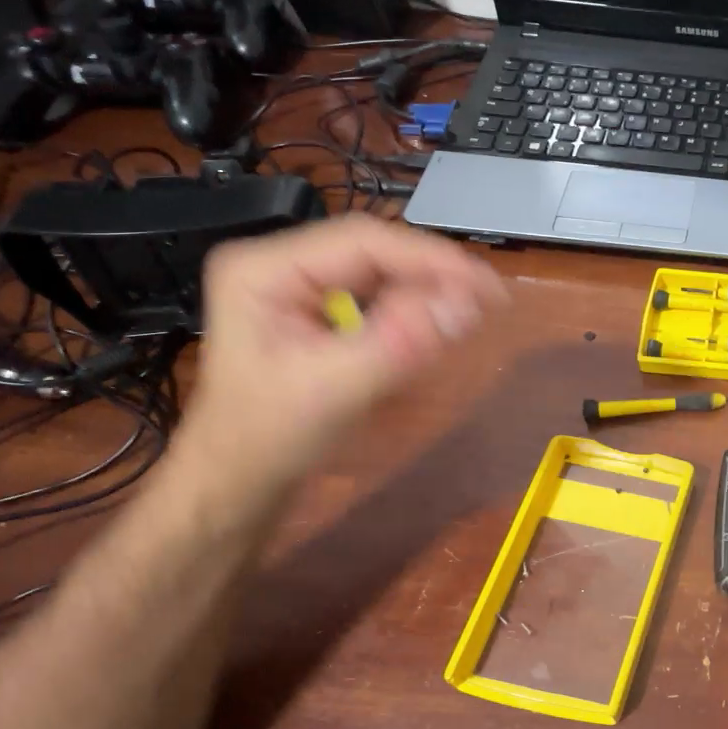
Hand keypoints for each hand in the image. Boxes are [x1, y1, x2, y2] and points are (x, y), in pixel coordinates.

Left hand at [177, 215, 506, 493]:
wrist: (237, 485)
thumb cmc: (268, 440)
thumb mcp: (334, 389)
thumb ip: (399, 343)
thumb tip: (466, 305)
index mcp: (264, 269)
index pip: (364, 242)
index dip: (431, 259)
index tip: (486, 287)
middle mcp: (281, 266)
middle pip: (375, 252)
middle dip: (434, 274)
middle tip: (490, 300)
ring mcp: (298, 289)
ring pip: (382, 272)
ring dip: (429, 289)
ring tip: (473, 311)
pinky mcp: (318, 314)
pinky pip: (378, 297)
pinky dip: (415, 309)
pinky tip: (440, 325)